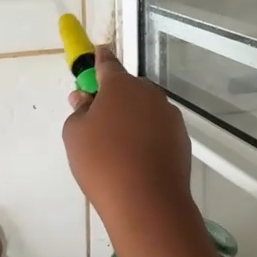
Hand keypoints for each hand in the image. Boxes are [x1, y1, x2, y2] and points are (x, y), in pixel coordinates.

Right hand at [62, 46, 193, 228]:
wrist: (147, 201)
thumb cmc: (102, 162)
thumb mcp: (75, 134)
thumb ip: (78, 111)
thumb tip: (85, 100)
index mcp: (121, 85)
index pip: (107, 63)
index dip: (99, 60)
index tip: (96, 55)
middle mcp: (149, 93)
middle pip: (128, 89)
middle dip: (114, 99)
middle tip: (97, 123)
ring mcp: (169, 115)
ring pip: (144, 110)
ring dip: (132, 119)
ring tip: (118, 150)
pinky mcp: (182, 138)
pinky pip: (158, 130)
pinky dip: (148, 138)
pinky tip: (137, 161)